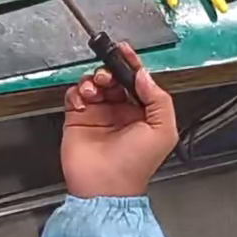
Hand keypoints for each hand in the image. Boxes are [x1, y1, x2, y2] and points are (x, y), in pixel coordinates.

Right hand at [60, 44, 176, 198]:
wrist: (105, 186)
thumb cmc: (136, 165)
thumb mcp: (162, 131)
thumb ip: (158, 99)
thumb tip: (144, 75)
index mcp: (141, 112)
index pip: (137, 80)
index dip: (132, 63)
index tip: (125, 51)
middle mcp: (119, 111)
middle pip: (112, 78)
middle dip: (108, 71)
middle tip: (105, 76)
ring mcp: (97, 114)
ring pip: (92, 83)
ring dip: (91, 80)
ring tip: (93, 90)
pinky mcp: (77, 119)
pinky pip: (74, 95)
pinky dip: (76, 92)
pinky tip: (82, 100)